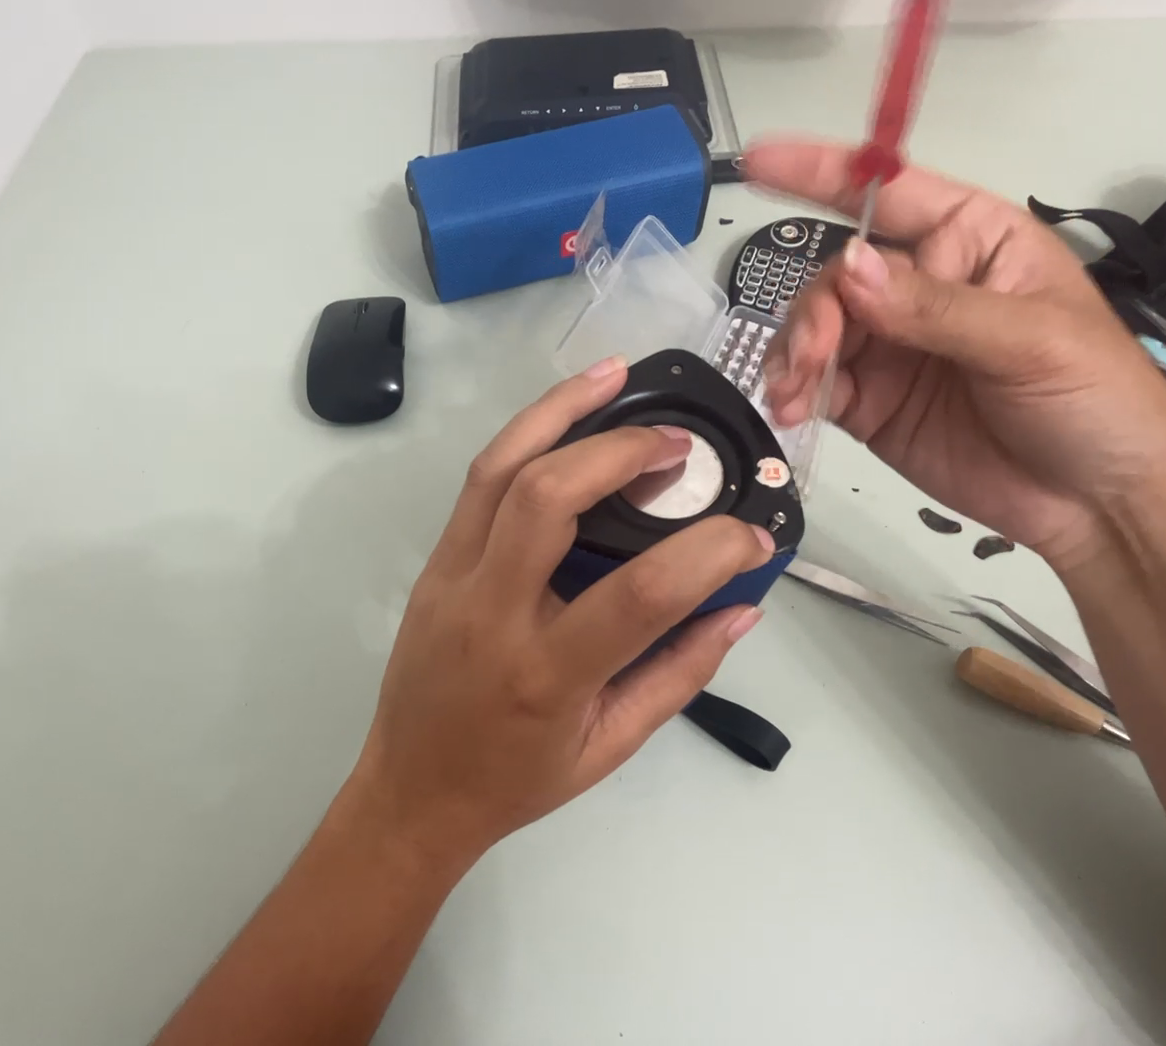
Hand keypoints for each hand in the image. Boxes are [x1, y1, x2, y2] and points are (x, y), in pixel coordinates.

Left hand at [345, 357, 774, 863]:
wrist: (412, 789)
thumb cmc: (517, 778)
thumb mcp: (611, 747)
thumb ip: (679, 675)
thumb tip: (741, 608)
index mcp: (546, 673)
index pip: (639, 595)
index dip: (709, 554)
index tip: (752, 535)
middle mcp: (492, 613)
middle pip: (548, 499)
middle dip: (620, 452)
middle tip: (678, 442)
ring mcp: (451, 579)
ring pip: (499, 470)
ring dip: (560, 412)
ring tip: (615, 376)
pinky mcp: (433, 563)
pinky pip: (479, 483)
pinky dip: (525, 436)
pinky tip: (565, 415)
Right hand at [746, 139, 1165, 565]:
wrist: (1094, 502)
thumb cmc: (1096, 399)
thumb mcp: (1030, 340)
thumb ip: (933, 307)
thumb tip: (848, 267)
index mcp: (970, 243)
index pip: (888, 192)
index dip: (822, 172)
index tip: (758, 161)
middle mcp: (919, 287)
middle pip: (836, 276)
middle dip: (814, 312)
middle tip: (813, 358)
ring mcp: (889, 347)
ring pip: (813, 330)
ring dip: (793, 355)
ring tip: (794, 395)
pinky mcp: (867, 402)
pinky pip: (813, 383)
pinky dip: (793, 392)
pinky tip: (792, 410)